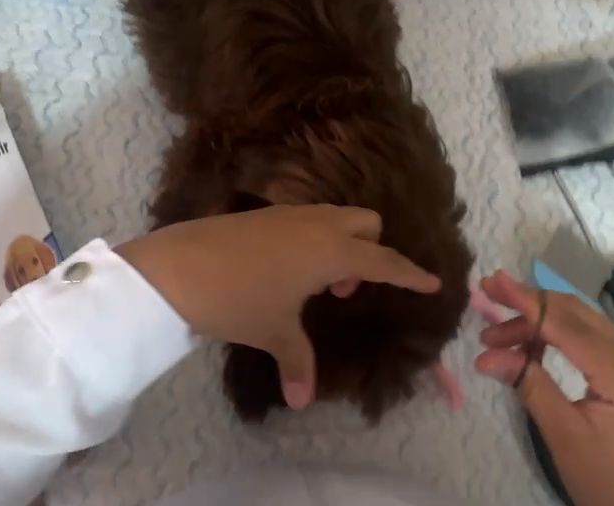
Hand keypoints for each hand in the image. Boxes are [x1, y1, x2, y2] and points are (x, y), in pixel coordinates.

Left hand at [117, 205, 440, 409]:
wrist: (179, 267)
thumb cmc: (238, 299)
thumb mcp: (273, 332)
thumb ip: (297, 363)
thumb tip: (301, 400)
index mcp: (331, 249)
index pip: (384, 261)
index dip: (409, 274)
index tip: (434, 281)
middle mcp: (317, 223)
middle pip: (367, 223)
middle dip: (371, 251)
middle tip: (343, 289)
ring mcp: (290, 213)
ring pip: (336, 217)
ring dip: (341, 245)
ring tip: (317, 285)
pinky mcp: (266, 214)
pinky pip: (308, 219)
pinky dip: (314, 240)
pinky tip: (288, 272)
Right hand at [473, 271, 613, 505]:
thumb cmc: (603, 480)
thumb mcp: (563, 435)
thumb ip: (528, 385)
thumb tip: (485, 355)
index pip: (567, 325)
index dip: (527, 302)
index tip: (492, 284)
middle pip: (573, 313)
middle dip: (528, 302)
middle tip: (487, 294)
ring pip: (578, 320)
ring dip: (537, 318)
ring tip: (496, 332)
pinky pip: (586, 336)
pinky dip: (553, 332)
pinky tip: (527, 341)